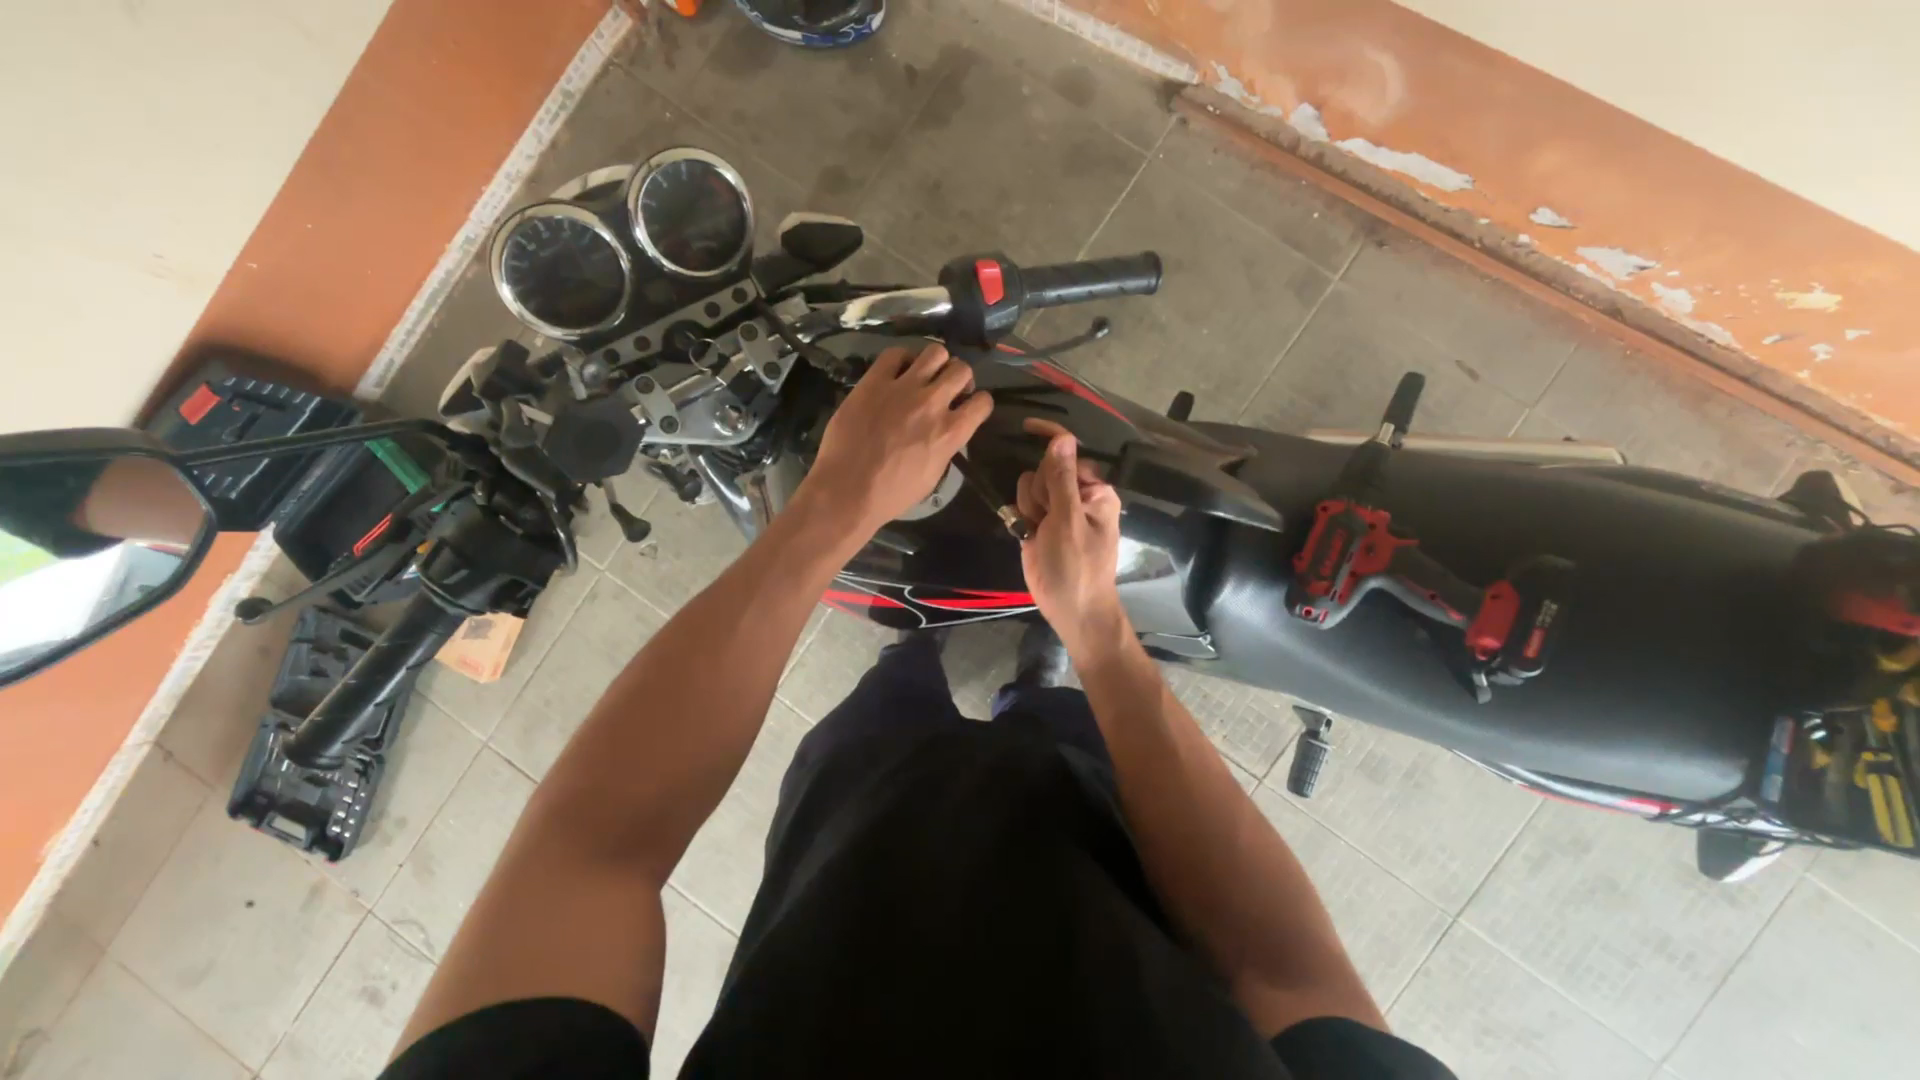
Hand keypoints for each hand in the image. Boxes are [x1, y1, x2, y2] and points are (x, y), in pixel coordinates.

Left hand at [805, 343, 993, 534]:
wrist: (847, 488)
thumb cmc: (891, 494)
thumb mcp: (932, 476)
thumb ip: (945, 447)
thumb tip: (945, 432)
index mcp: (950, 432)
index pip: (983, 402)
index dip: (978, 403)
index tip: (968, 407)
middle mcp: (933, 403)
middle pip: (962, 369)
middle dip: (959, 378)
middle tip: (946, 388)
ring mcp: (903, 388)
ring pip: (935, 352)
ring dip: (935, 362)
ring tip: (924, 375)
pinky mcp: (874, 381)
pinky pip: (895, 353)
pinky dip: (901, 359)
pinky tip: (897, 372)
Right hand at [1016, 424, 1126, 655]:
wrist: (1071, 609)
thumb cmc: (1078, 567)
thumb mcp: (1069, 521)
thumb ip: (1062, 479)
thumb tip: (1062, 438)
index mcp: (1094, 491)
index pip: (1070, 453)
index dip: (1049, 439)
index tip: (1027, 425)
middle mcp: (1075, 496)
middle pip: (1044, 468)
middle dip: (1039, 488)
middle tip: (1047, 517)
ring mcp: (1056, 511)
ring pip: (1028, 486)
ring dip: (1028, 506)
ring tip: (1039, 531)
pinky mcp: (1038, 525)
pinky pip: (1020, 506)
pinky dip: (1019, 518)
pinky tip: (1027, 534)